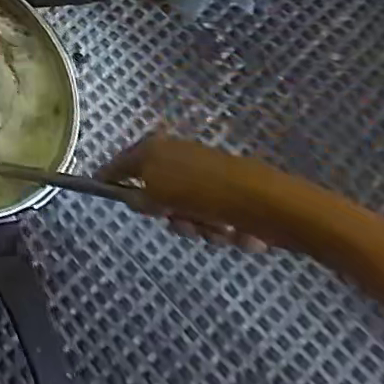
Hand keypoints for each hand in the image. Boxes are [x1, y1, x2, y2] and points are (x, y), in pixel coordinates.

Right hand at [99, 133, 279, 252]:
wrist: (277, 206)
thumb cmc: (205, 194)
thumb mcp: (157, 196)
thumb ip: (136, 198)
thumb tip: (133, 199)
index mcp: (155, 148)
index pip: (120, 163)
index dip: (110, 179)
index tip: (105, 194)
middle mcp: (180, 157)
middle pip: (158, 192)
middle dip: (172, 216)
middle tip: (184, 226)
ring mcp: (210, 175)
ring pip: (191, 210)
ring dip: (203, 228)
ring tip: (221, 234)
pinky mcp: (238, 194)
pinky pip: (220, 216)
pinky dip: (229, 230)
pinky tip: (242, 234)